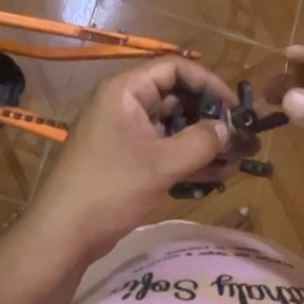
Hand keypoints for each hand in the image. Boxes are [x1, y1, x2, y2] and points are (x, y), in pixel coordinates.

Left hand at [23, 57, 236, 258]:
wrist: (62, 235)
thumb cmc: (110, 188)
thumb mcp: (161, 164)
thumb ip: (200, 142)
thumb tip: (228, 129)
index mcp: (125, 90)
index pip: (174, 68)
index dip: (208, 83)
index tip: (234, 107)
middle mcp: (124, 103)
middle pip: (175, 96)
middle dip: (209, 116)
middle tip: (241, 137)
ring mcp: (124, 132)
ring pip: (172, 126)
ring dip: (203, 141)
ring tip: (237, 159)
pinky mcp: (126, 158)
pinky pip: (163, 148)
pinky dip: (187, 158)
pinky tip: (217, 174)